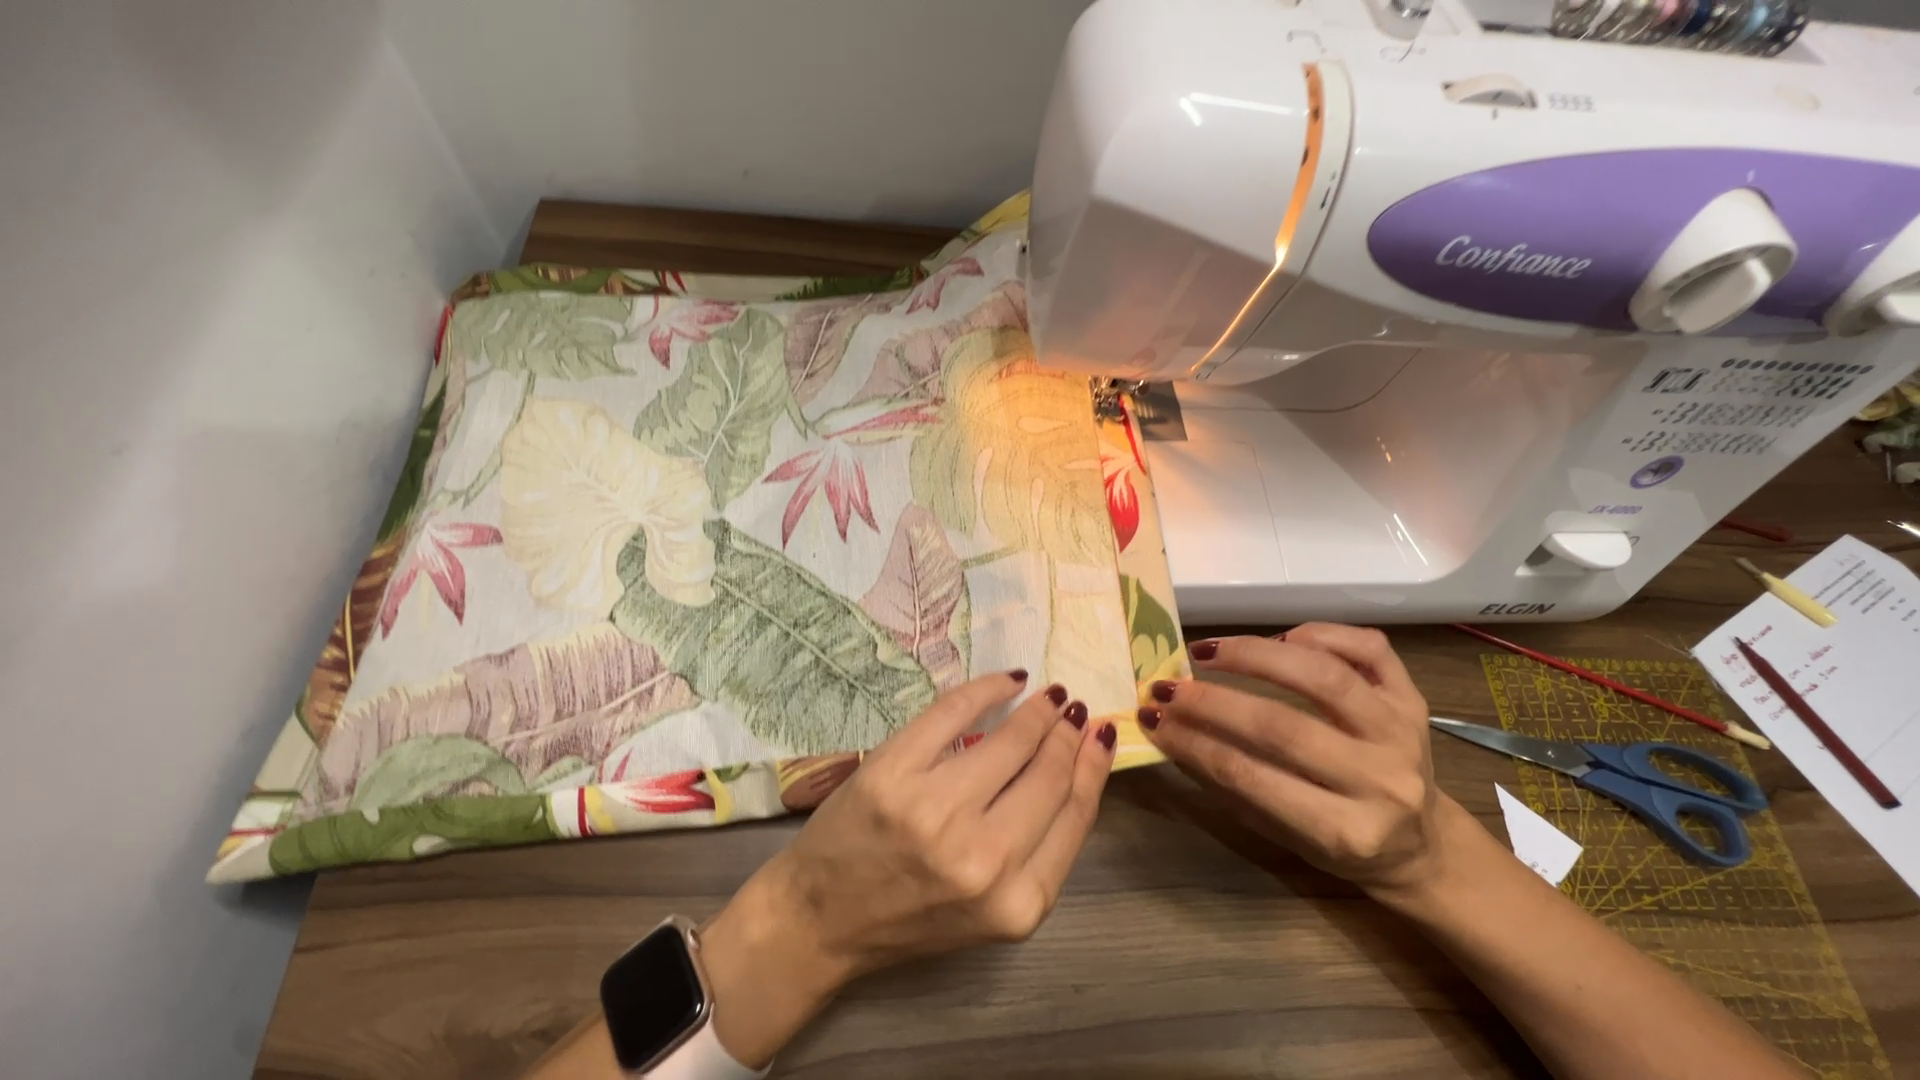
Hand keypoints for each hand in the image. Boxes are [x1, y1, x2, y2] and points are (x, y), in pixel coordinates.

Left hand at [699, 672, 1115, 1065]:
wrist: (823, 919)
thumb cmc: (912, 918)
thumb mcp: (993, 910)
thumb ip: (1039, 851)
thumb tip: (1078, 766)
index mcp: (1018, 903)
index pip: (1076, 812)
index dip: (1094, 765)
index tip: (1099, 734)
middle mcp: (984, 858)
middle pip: (1050, 771)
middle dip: (1067, 732)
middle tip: (1071, 709)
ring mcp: (935, 811)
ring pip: (1011, 739)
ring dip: (1037, 711)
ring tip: (1045, 698)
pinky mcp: (893, 773)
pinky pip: (955, 712)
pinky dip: (988, 687)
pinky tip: (1008, 681)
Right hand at [1136, 624, 1457, 899]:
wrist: (1423, 845)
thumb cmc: (1341, 846)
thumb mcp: (1282, 835)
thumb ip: (1231, 786)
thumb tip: (1171, 732)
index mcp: (1344, 831)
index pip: (1252, 777)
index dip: (1194, 744)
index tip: (1152, 718)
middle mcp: (1381, 782)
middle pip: (1284, 726)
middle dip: (1213, 701)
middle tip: (1167, 685)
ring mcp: (1403, 734)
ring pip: (1325, 677)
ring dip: (1257, 654)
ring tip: (1210, 650)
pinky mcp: (1414, 699)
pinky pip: (1369, 648)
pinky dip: (1320, 633)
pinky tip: (1281, 637)